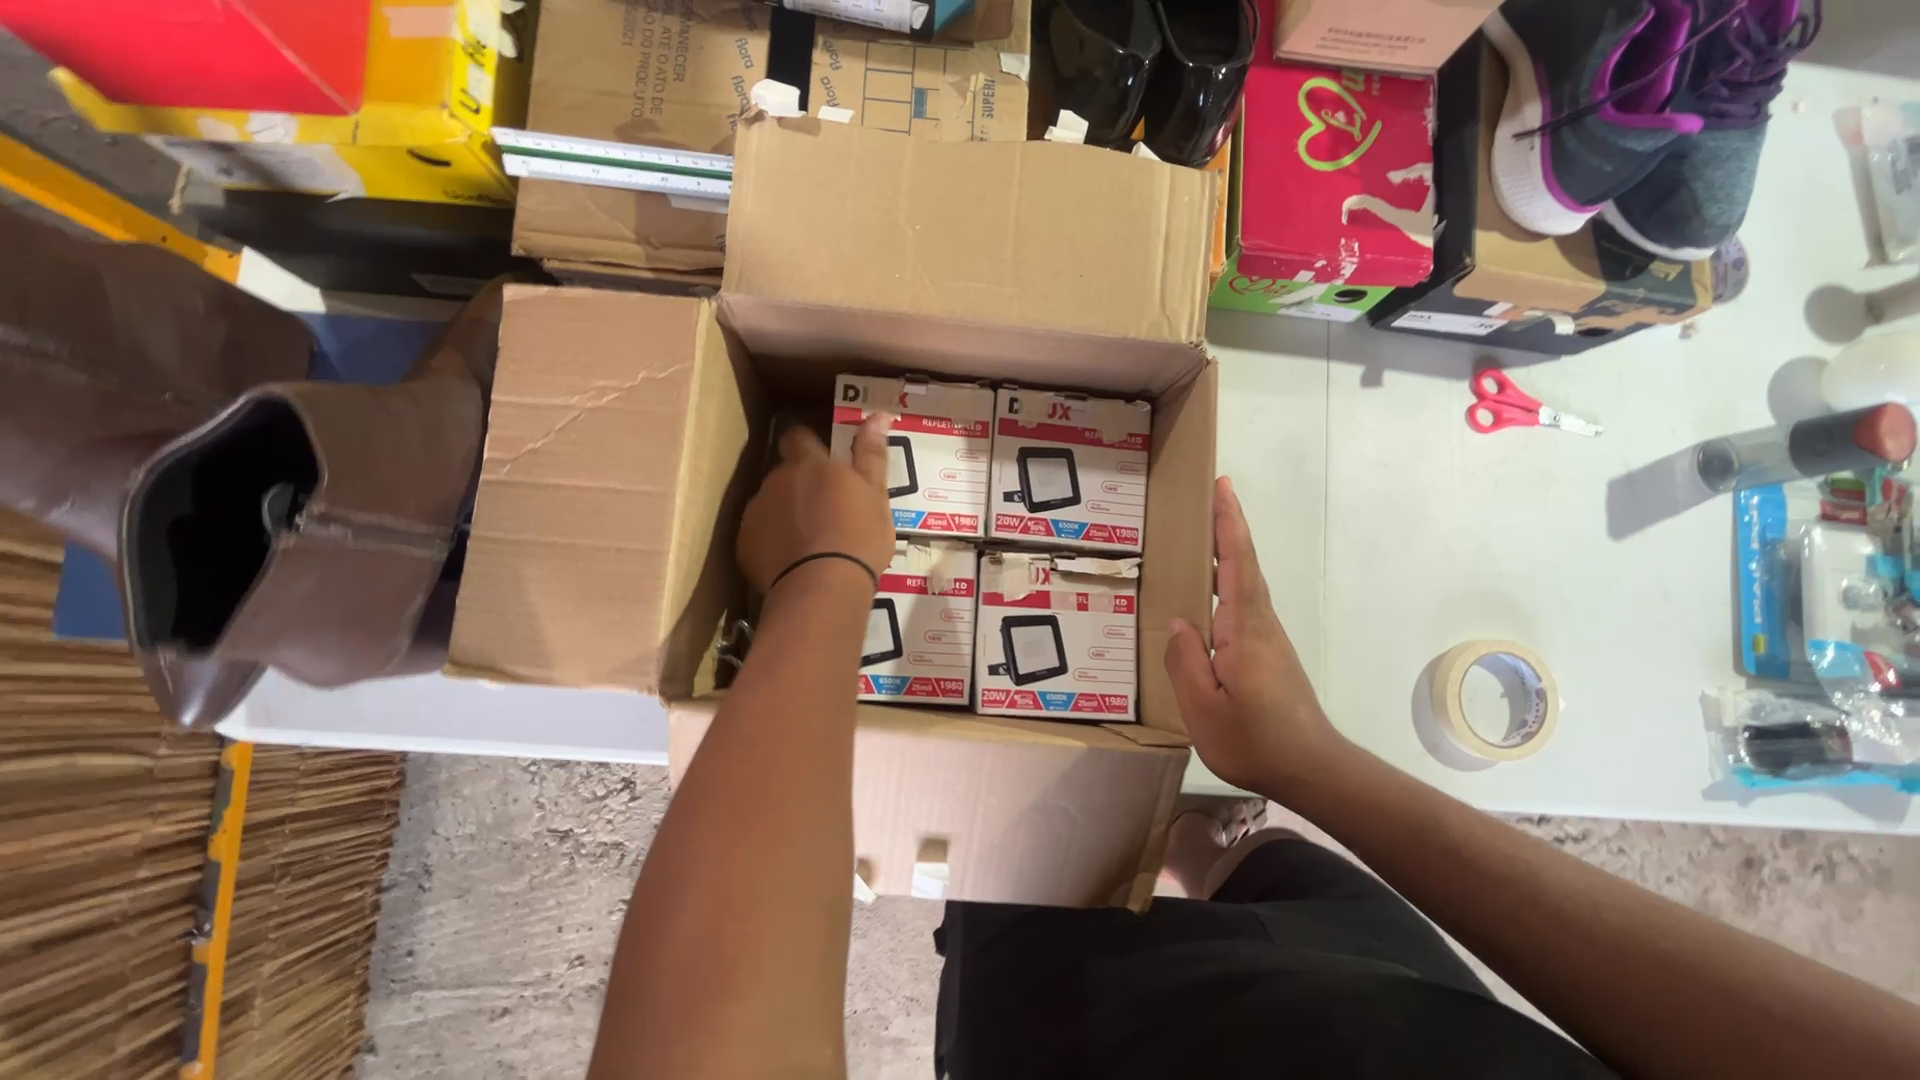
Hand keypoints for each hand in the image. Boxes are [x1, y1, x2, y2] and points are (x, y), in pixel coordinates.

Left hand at [737, 413, 895, 596]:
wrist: (822, 588)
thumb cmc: (858, 537)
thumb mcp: (876, 494)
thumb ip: (871, 454)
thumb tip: (878, 415)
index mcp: (809, 465)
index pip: (798, 436)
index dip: (807, 444)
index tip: (822, 460)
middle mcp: (777, 481)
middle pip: (784, 474)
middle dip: (799, 485)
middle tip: (825, 510)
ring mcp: (756, 513)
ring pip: (771, 505)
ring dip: (786, 515)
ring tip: (810, 542)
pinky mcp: (745, 545)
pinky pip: (759, 536)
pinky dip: (773, 543)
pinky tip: (793, 562)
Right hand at [1164, 477, 1351, 795]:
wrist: (1312, 769)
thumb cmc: (1255, 741)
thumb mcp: (1205, 710)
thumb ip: (1186, 663)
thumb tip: (1178, 622)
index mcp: (1243, 631)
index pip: (1236, 565)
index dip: (1229, 524)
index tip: (1222, 486)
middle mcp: (1260, 626)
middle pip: (1244, 565)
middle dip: (1229, 526)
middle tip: (1210, 493)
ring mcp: (1267, 640)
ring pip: (1245, 584)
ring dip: (1228, 552)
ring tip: (1202, 532)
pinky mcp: (1268, 655)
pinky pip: (1243, 605)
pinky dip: (1229, 582)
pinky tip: (1210, 593)